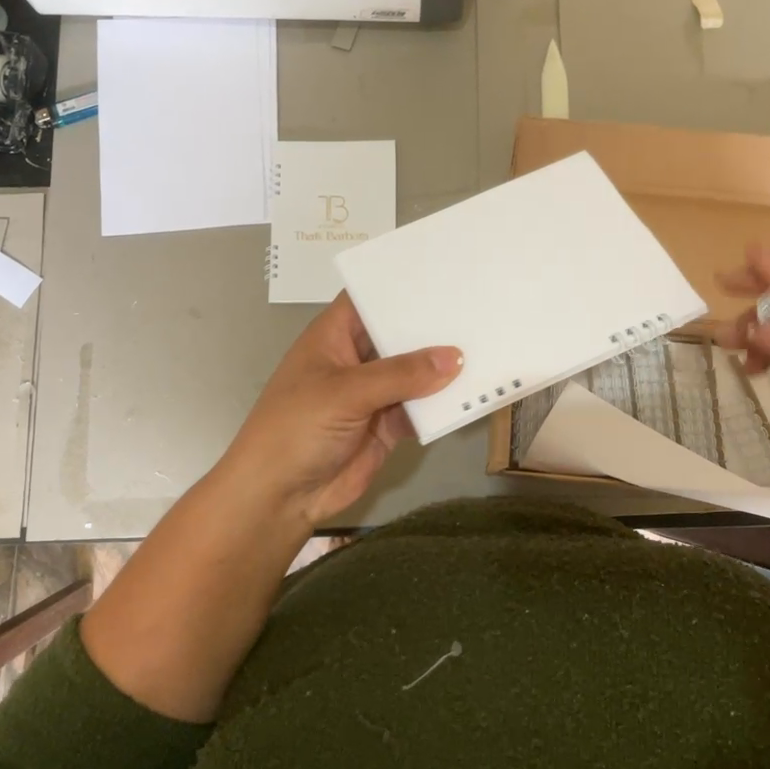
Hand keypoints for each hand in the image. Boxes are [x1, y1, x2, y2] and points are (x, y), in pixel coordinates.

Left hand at [215, 295, 462, 525]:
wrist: (279, 497)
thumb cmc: (297, 428)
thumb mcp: (345, 392)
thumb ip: (401, 374)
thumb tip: (455, 357)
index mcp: (333, 336)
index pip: (370, 298)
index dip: (402, 285)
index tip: (446, 272)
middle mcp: (355, 359)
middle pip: (399, 334)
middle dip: (433, 325)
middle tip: (482, 304)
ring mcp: (372, 394)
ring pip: (415, 373)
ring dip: (444, 365)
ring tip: (491, 343)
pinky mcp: (386, 426)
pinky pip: (421, 408)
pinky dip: (443, 404)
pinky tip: (478, 390)